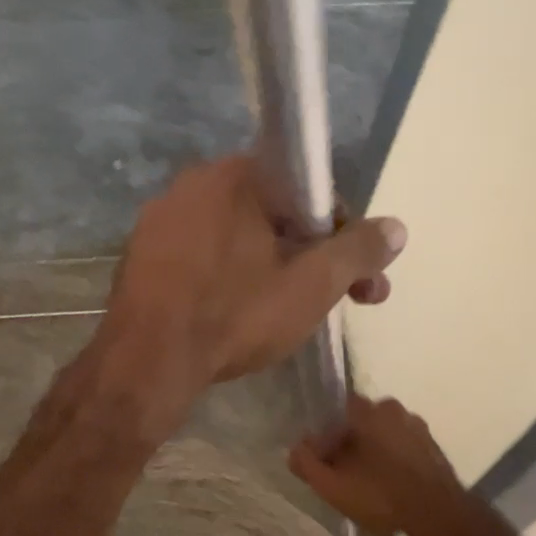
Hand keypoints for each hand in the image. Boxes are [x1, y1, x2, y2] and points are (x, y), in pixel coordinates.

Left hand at [105, 155, 405, 382]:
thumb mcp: (311, 286)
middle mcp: (192, 184)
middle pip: (272, 213)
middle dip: (311, 254)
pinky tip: (235, 312)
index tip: (360, 278)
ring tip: (289, 314)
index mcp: (235, 175)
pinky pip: (200, 254)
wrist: (146, 361)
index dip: (342, 234)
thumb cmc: (233, 314)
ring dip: (270, 266)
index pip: (308, 191)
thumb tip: (396, 228)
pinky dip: (227, 275)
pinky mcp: (139, 253)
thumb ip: (358, 251)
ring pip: (235, 235)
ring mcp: (159, 218)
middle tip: (338, 301)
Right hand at [289, 395, 460, 534]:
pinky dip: (395, 460)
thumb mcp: (331, 485)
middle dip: (350, 442)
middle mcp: (394, 410)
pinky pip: (404, 447)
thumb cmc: (380, 494)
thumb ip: (306, 464)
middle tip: (343, 471)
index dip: (327, 433)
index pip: (337, 409)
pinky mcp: (435, 448)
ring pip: (385, 434)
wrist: (440, 516)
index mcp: (368, 410)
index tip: (324, 457)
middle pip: (362, 422)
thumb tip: (294, 450)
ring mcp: (419, 428)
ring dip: (374, 451)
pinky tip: (390, 485)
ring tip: (368, 482)